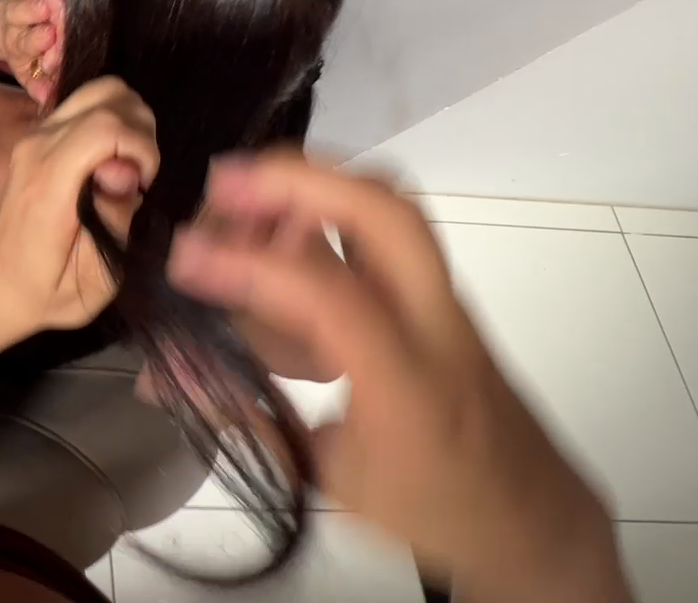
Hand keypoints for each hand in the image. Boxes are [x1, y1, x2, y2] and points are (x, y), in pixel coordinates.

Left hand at [0, 77, 156, 345]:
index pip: (104, 126)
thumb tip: (124, 172)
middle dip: (140, 128)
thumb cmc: (46, 291)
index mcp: (48, 181)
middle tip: (140, 174)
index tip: (144, 183)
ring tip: (129, 165)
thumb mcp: (94, 280)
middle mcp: (37, 146)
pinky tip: (110, 159)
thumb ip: (114, 221)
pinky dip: (110, 118)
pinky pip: (83, 105)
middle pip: (106, 94)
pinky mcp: (36, 136)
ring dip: (127, 119)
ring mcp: (33, 136)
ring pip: (97, 90)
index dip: (141, 146)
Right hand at [165, 153, 629, 601]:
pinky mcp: (434, 292)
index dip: (249, 267)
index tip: (184, 258)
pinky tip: (274, 234)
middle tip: (223, 183)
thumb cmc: (436, 508)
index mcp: (409, 386)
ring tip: (238, 198)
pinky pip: (378, 228)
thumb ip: (244, 418)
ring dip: (306, 184)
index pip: (329, 298)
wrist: (540, 519)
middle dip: (295, 179)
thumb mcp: (332, 480)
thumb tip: (158, 376)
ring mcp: (441, 300)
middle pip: (384, 212)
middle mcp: (435, 324)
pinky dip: (320, 209)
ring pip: (387, 204)